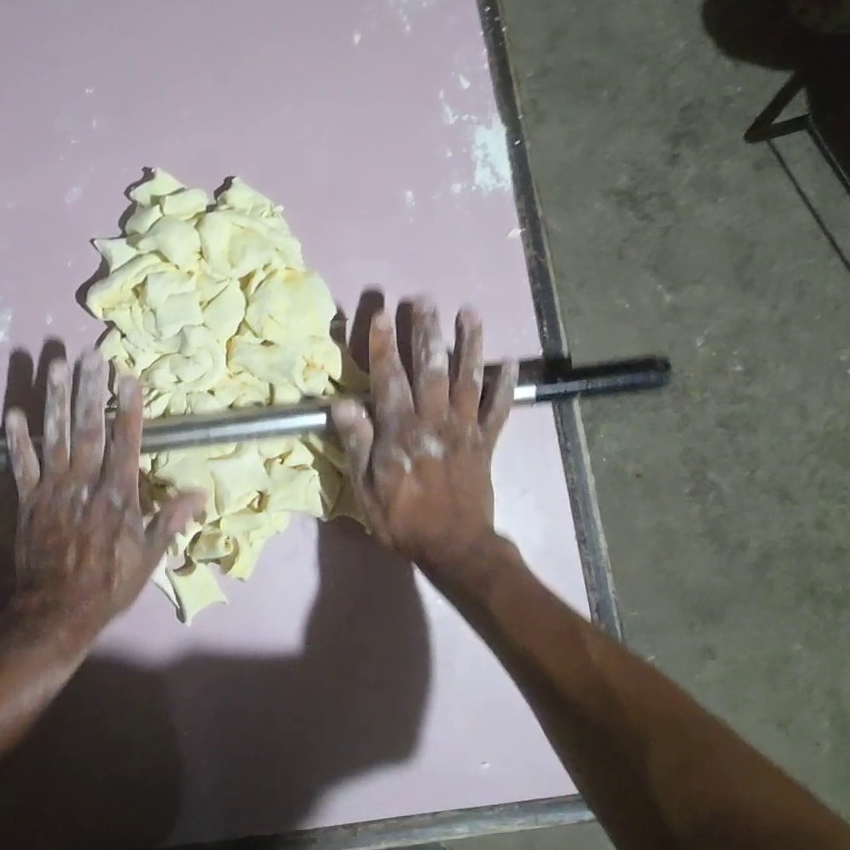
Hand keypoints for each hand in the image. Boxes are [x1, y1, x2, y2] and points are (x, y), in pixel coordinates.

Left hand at [4, 350, 203, 634]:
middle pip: (89, 427)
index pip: (125, 441)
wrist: (57, 611)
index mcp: (118, 495)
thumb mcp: (149, 558)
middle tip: (90, 354)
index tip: (127, 375)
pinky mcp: (28, 500)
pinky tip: (12, 411)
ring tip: (55, 365)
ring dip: (55, 399)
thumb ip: (170, 521)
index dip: (127, 406)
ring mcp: (53, 489)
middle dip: (90, 388)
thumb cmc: (109, 585)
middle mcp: (85, 483)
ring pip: (55, 436)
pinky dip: (16, 439)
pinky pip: (21, 464)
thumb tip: (199, 493)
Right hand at [330, 301, 513, 575]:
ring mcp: (464, 431)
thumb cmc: (402, 520)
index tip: (382, 314)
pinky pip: (498, 410)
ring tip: (469, 314)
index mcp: (400, 432)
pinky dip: (504, 386)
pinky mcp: (485, 444)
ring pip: (468, 380)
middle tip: (424, 300)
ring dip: (469, 345)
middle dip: (426, 333)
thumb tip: (342, 404)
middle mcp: (434, 422)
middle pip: (431, 369)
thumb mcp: (365, 488)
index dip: (384, 346)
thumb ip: (357, 443)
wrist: (455, 548)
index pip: (389, 380)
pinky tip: (507, 362)